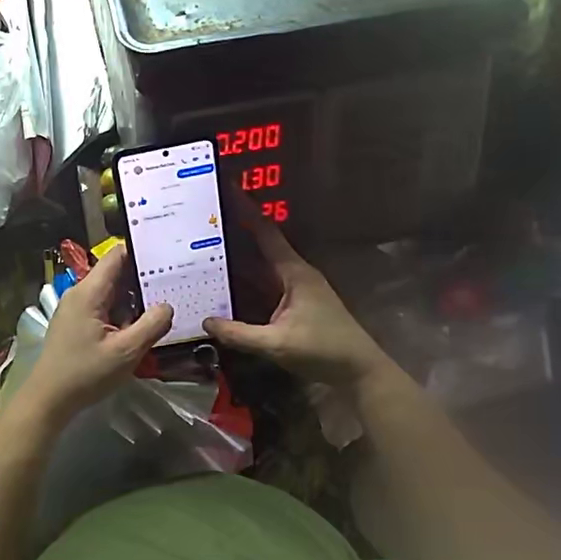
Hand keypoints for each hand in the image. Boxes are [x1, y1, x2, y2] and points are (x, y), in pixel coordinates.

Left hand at [9, 247, 171, 425]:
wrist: (49, 399)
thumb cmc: (86, 374)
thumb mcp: (126, 351)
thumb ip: (151, 325)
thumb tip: (167, 305)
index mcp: (89, 292)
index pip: (117, 256)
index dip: (142, 253)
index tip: (168, 257)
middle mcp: (80, 293)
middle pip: (116, 274)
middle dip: (143, 279)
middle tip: (174, 284)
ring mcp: (76, 309)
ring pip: (112, 294)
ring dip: (134, 300)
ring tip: (163, 305)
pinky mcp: (76, 324)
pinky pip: (104, 309)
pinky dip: (122, 313)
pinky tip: (140, 326)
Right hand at [203, 200, 397, 388]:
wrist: (358, 370)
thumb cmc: (323, 350)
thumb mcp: (277, 344)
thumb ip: (239, 334)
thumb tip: (205, 322)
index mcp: (294, 273)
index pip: (265, 233)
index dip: (246, 210)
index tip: (227, 189)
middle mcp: (293, 275)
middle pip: (259, 247)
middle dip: (234, 232)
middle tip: (202, 220)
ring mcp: (293, 290)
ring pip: (258, 268)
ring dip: (235, 259)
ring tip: (203, 248)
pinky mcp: (292, 305)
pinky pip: (261, 286)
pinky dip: (242, 283)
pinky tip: (221, 285)